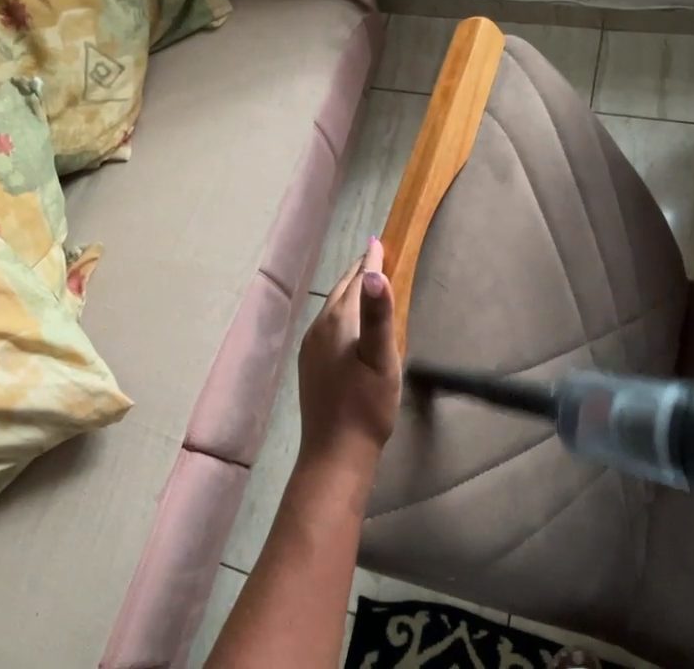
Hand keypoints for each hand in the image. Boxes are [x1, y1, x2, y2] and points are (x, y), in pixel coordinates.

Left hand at [296, 237, 401, 470]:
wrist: (335, 452)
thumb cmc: (366, 405)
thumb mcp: (383, 359)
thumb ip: (380, 315)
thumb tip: (375, 273)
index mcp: (338, 322)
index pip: (357, 281)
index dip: (371, 260)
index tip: (379, 241)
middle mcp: (319, 328)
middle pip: (342, 291)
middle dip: (359, 273)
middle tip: (376, 256)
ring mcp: (311, 347)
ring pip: (333, 307)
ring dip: (350, 291)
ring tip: (366, 282)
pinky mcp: (310, 363)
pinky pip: (328, 324)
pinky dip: (343, 311)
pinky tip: (349, 321)